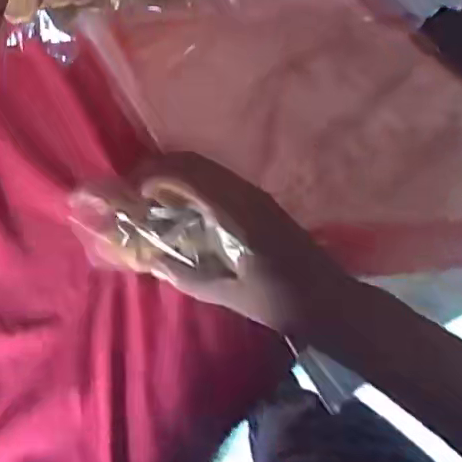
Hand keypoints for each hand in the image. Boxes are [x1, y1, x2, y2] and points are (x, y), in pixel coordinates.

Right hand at [133, 152, 336, 333]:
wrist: (329, 300)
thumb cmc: (278, 300)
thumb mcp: (228, 293)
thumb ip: (186, 274)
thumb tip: (149, 260)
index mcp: (234, 212)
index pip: (186, 175)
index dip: (153, 176)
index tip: (132, 193)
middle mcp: (242, 192)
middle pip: (192, 161)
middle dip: (157, 168)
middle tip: (135, 190)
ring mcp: (252, 191)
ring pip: (203, 164)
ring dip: (174, 172)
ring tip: (152, 195)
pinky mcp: (257, 197)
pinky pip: (214, 174)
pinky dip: (190, 178)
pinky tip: (182, 203)